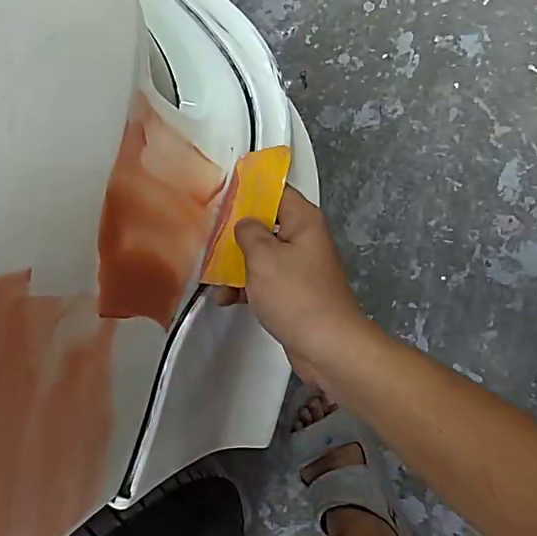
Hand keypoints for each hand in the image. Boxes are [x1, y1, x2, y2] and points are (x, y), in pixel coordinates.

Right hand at [215, 186, 381, 386]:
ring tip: (214, 280)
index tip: (223, 194)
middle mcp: (305, 238)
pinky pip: (266, 280)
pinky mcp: (295, 292)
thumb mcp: (264, 257)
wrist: (327, 345)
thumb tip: (245, 223)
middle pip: (265, 224)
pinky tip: (227, 299)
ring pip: (262, 255)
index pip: (276, 191)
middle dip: (236, 234)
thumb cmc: (297, 296)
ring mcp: (301, 266)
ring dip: (237, 266)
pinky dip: (247, 287)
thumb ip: (249, 232)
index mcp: (303, 220)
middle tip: (209, 240)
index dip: (249, 190)